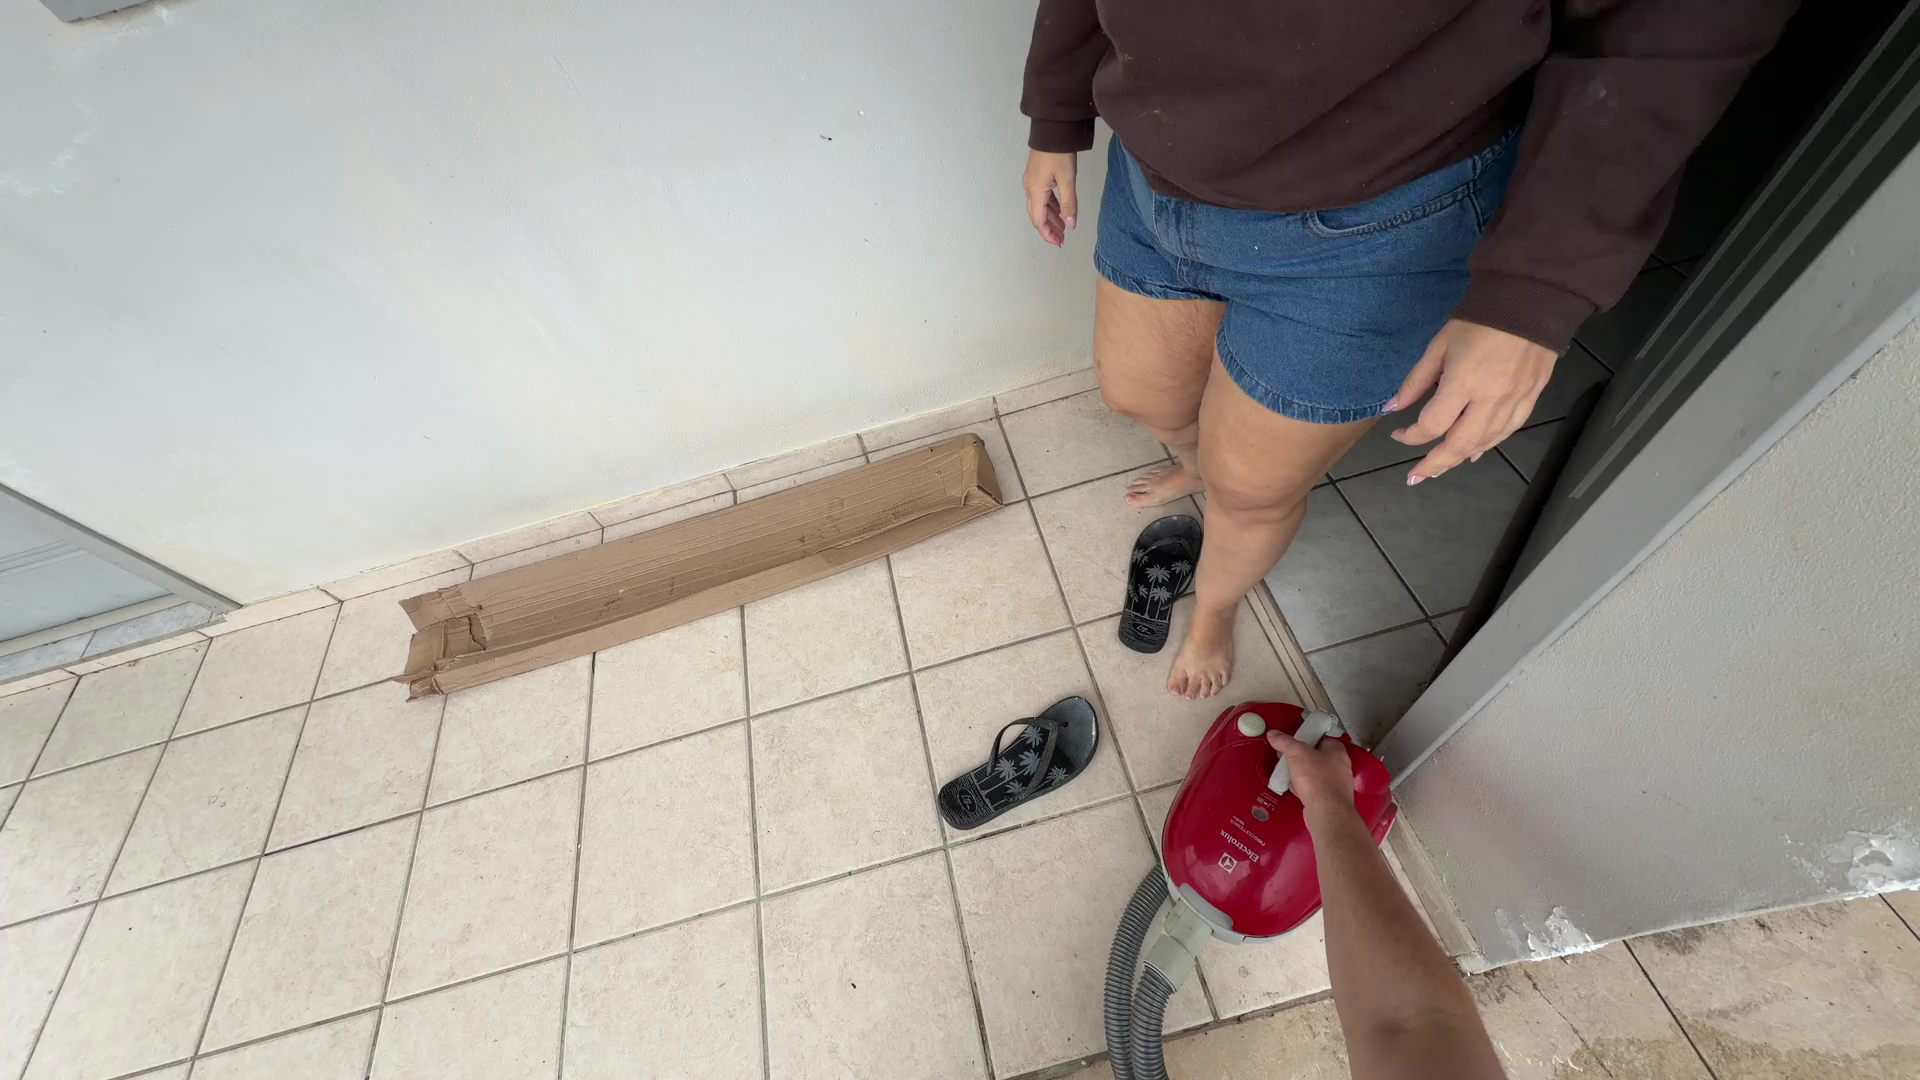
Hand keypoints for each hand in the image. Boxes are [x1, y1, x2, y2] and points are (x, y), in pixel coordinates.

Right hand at [1023, 150, 1077, 246]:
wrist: (1053, 128)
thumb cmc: (1059, 151)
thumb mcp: (1067, 179)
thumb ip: (1069, 204)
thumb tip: (1070, 225)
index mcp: (1035, 191)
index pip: (1039, 220)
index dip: (1048, 234)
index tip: (1058, 242)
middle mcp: (1029, 188)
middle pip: (1037, 216)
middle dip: (1049, 229)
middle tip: (1061, 238)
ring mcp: (1031, 181)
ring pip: (1039, 207)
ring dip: (1050, 218)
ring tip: (1062, 227)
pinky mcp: (1036, 175)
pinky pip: (1041, 197)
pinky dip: (1049, 207)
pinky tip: (1059, 210)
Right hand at [1267, 730, 1354, 813]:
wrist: (1325, 812)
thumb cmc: (1316, 778)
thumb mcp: (1296, 753)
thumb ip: (1284, 741)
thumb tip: (1274, 734)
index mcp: (1337, 752)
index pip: (1323, 738)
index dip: (1307, 737)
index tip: (1294, 739)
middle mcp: (1340, 767)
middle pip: (1317, 756)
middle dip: (1300, 756)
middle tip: (1287, 756)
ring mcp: (1336, 785)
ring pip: (1315, 773)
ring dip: (1301, 773)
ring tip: (1288, 772)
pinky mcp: (1330, 800)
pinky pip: (1314, 788)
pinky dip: (1303, 787)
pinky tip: (1294, 788)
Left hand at [1386, 319, 1556, 483]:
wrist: (1532, 299)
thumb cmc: (1478, 321)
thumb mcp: (1438, 348)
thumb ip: (1415, 382)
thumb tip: (1391, 408)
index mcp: (1464, 383)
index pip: (1432, 425)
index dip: (1411, 437)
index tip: (1398, 434)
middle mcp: (1492, 397)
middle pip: (1460, 444)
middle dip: (1435, 463)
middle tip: (1416, 476)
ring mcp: (1516, 398)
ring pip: (1486, 441)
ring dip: (1459, 458)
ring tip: (1439, 468)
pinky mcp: (1533, 395)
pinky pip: (1509, 430)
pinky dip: (1489, 445)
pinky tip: (1473, 453)